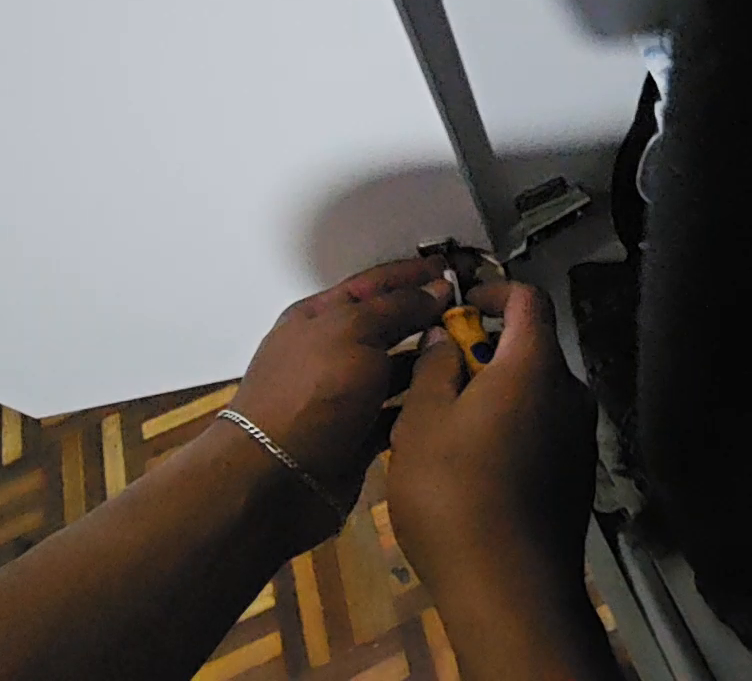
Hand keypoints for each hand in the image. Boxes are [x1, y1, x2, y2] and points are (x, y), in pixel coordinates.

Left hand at [227, 256, 450, 534]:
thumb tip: (437, 288)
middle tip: (477, 310)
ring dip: (434, 358)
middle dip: (430, 315)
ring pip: (400, 367)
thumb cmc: (311, 393)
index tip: (454, 269)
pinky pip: (402, 409)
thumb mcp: (354, 332)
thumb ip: (398, 307)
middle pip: (390, 323)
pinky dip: (427, 401)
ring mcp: (347, 394)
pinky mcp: (360, 433)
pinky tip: (459, 394)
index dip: (414, 273)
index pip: (376, 283)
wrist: (274, 482)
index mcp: (321, 317)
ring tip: (478, 351)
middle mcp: (333, 350)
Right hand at [388, 280, 598, 596]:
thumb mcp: (423, 421)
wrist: (511, 593)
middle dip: (485, 349)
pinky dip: (512, 423)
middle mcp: (570, 391)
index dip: (494, 290)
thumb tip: (446, 336)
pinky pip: (543, 425)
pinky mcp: (577, 472)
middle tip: (439, 379)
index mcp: (536, 366)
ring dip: (496, 390)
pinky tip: (477, 466)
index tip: (461, 307)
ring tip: (449, 427)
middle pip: (531, 345)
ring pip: (535, 389)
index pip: (529, 297)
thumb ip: (434, 366)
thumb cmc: (456, 494)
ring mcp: (579, 435)